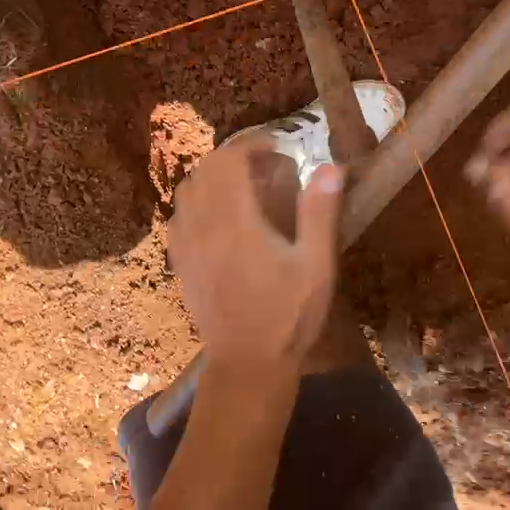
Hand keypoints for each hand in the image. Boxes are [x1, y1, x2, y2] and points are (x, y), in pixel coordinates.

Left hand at [167, 135, 343, 371]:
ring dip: (211, 176)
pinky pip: (178, 214)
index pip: (229, 160)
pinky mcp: (179, 261)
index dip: (250, 145)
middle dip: (232, 158)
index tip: (275, 147)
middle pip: (206, 169)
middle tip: (263, 165)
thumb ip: (320, 213)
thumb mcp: (315, 266)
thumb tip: (331, 167)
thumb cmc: (288, 316)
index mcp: (235, 220)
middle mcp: (203, 224)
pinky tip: (217, 217)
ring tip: (241, 186)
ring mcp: (186, 243)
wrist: (247, 365)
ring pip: (187, 189)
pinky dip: (196, 201)